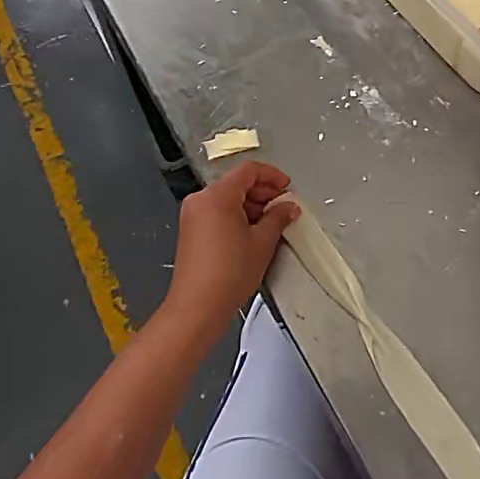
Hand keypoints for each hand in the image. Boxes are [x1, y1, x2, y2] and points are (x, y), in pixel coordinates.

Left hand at [163, 161, 299, 329]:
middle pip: (237, 183)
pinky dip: (236, 216)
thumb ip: (278, 217)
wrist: (197, 307)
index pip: (249, 171)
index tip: (286, 187)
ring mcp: (193, 215)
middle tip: (283, 206)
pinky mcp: (191, 230)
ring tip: (272, 223)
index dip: (272, 175)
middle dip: (263, 192)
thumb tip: (288, 207)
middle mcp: (201, 199)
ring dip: (251, 205)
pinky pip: (217, 212)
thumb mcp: (262, 242)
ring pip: (227, 198)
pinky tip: (253, 233)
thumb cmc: (228, 275)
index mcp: (217, 195)